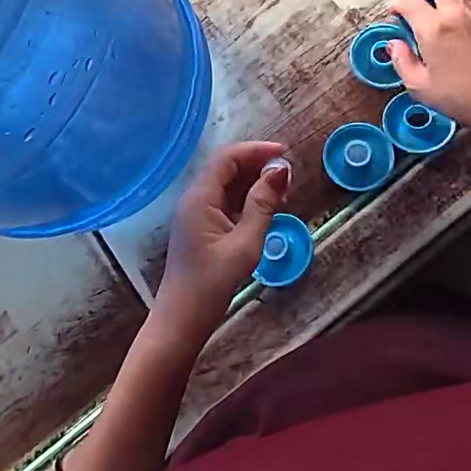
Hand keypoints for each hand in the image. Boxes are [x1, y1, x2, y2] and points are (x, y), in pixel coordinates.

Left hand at [149, 141, 291, 351]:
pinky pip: (226, 202)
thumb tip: (281, 170)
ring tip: (283, 190)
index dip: (256, 150)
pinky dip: (247, 199)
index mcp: (200, 197)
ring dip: (254, 182)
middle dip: (257, 165)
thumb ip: (263, 204)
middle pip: (226, 168)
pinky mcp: (202, 228)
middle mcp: (195, 199)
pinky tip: (267, 208)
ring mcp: (197, 214)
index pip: (227, 158)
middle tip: (288, 175)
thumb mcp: (245, 243)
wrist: (182, 320)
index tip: (285, 153)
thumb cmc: (212, 283)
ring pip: (227, 185)